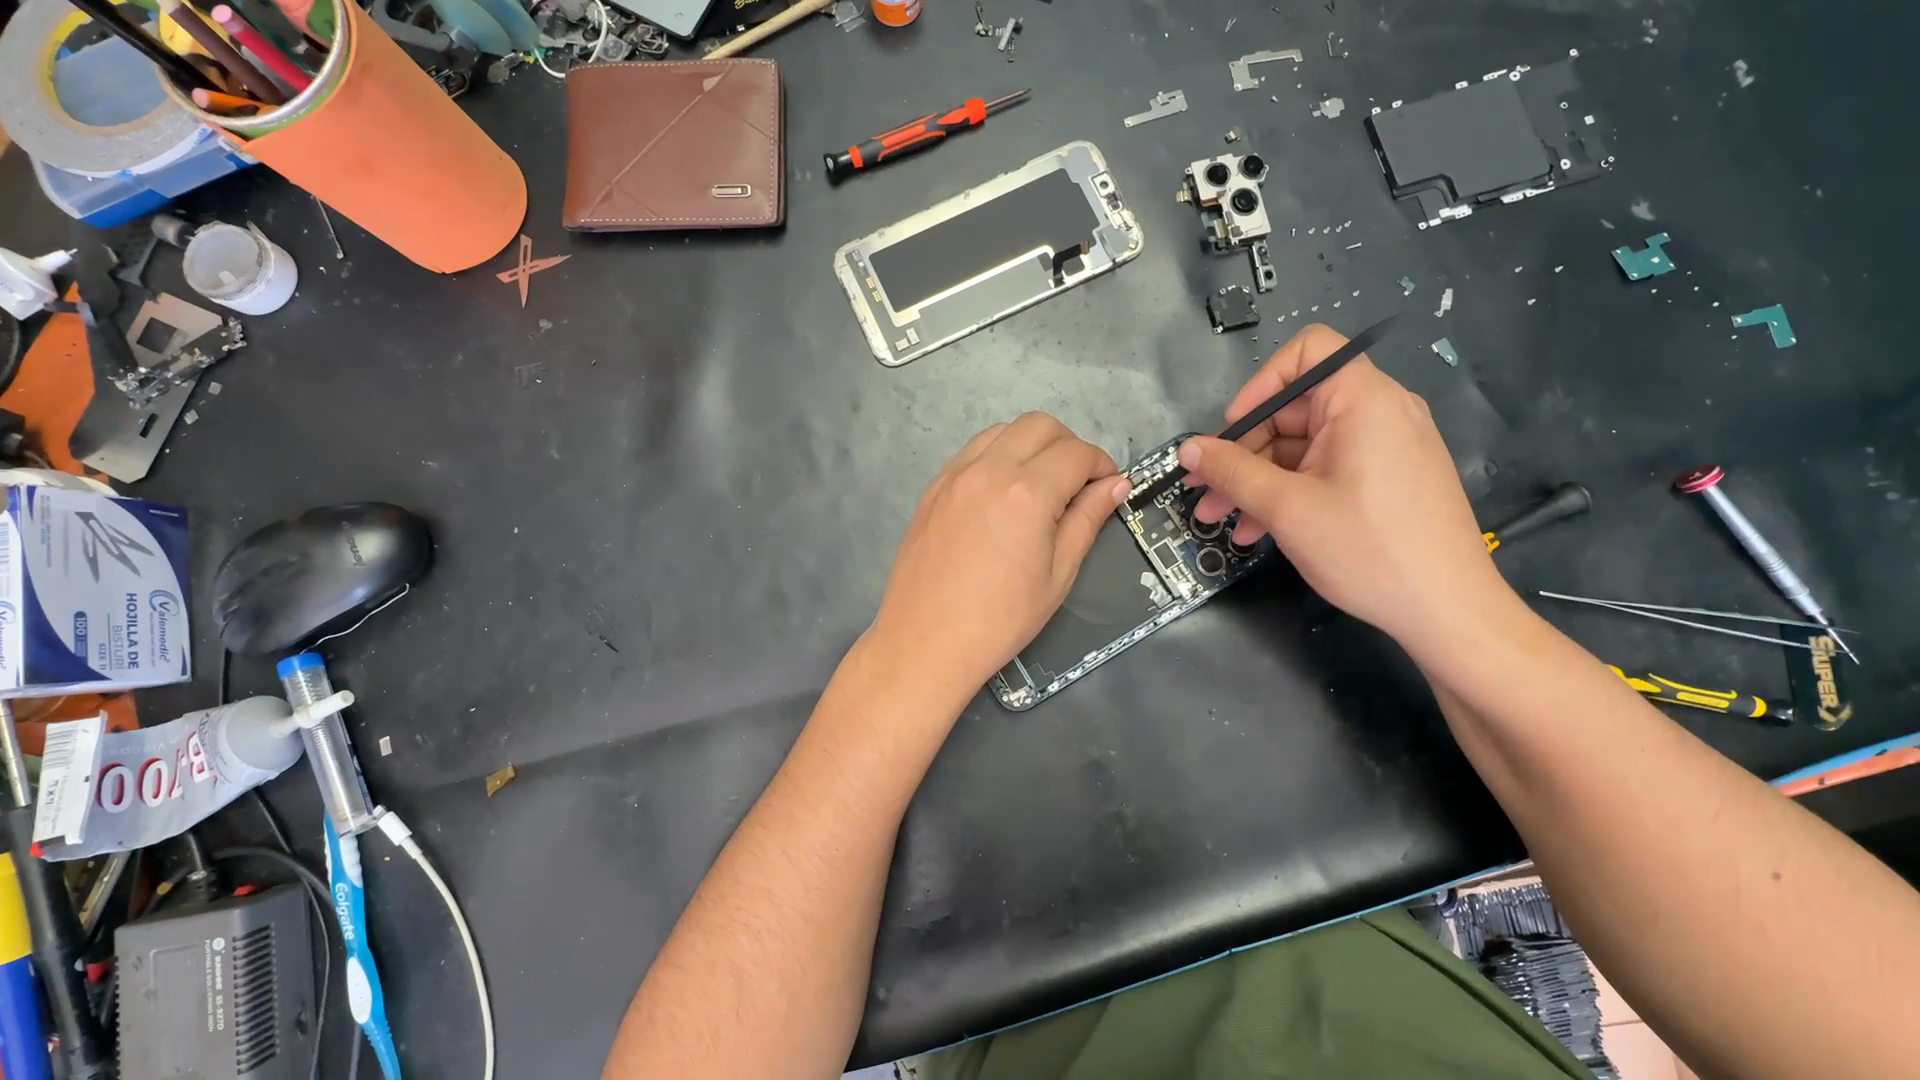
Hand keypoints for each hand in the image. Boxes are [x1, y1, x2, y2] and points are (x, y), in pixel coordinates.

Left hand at [869, 413, 1132, 699]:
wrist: (926, 641)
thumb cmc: (1000, 619)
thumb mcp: (1058, 574)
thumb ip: (1088, 520)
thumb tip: (1116, 485)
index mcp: (1027, 493)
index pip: (1077, 454)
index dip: (1102, 466)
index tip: (1108, 488)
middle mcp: (989, 470)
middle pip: (1040, 425)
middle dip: (1069, 445)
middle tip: (1078, 484)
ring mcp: (955, 474)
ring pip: (1003, 430)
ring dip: (1031, 445)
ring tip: (1041, 486)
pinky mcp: (934, 487)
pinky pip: (973, 450)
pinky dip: (998, 456)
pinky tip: (1004, 493)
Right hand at [1177, 324, 1506, 645]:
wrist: (1448, 610)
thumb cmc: (1368, 548)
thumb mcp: (1287, 508)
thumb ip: (1231, 471)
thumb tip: (1186, 448)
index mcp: (1364, 399)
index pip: (1305, 352)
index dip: (1259, 385)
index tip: (1230, 433)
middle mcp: (1380, 411)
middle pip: (1294, 408)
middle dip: (1242, 450)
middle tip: (1204, 492)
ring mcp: (1385, 447)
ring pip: (1303, 446)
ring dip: (1257, 480)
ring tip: (1220, 520)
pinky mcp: (1386, 479)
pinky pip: (1325, 469)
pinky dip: (1289, 492)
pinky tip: (1258, 531)